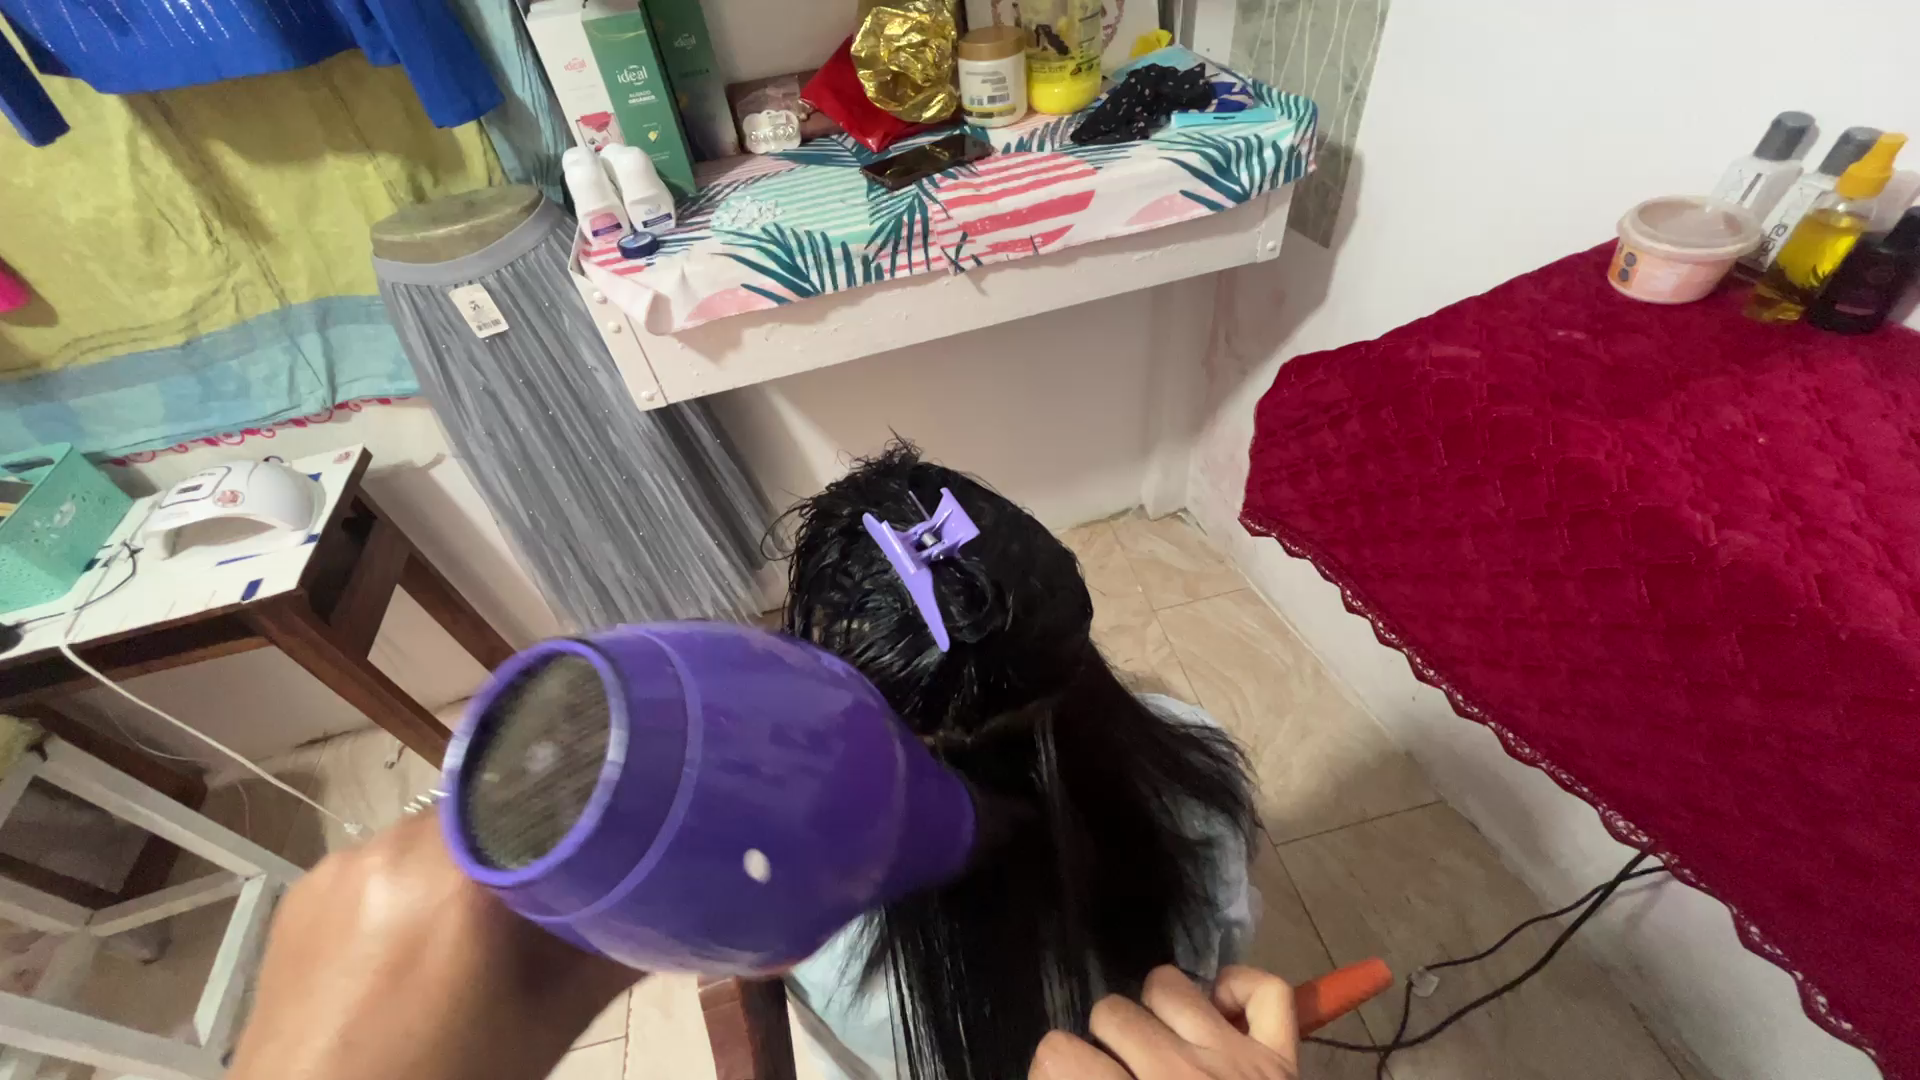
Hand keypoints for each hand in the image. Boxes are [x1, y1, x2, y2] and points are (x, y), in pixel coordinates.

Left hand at [228, 812, 639, 1079]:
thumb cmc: (452, 1078)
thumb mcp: (557, 1016)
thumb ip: (622, 944)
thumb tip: (679, 893)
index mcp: (458, 873)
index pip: (538, 787)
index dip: (575, 799)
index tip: (602, 823)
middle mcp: (393, 848)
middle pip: (488, 807)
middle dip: (523, 833)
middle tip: (551, 878)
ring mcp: (341, 867)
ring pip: (437, 830)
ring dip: (468, 855)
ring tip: (484, 913)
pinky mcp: (303, 892)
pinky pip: (386, 858)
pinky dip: (415, 879)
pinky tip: (423, 932)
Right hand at [1029, 965, 1299, 1079]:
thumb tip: (1053, 1077)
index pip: (1057, 1053)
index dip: (1050, 1071)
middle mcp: (1178, 1073)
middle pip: (1109, 1011)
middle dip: (1106, 1047)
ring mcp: (1234, 1058)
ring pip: (1168, 983)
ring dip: (1157, 1015)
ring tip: (1162, 1053)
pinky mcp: (1282, 1059)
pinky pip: (1266, 991)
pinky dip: (1239, 994)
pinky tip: (1220, 1021)